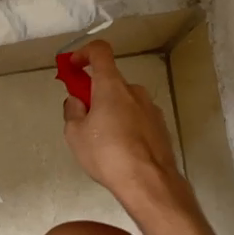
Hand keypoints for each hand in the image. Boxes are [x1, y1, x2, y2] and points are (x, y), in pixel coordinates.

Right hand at [60, 40, 180, 202]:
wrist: (150, 183)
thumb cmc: (107, 154)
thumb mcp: (75, 134)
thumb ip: (72, 111)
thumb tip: (77, 101)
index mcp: (112, 86)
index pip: (100, 52)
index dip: (84, 53)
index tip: (73, 65)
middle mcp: (134, 91)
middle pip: (111, 82)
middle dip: (95, 94)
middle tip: (84, 118)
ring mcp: (151, 109)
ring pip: (125, 102)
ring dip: (112, 111)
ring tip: (103, 141)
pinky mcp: (161, 127)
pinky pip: (138, 118)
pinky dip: (127, 125)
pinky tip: (121, 151)